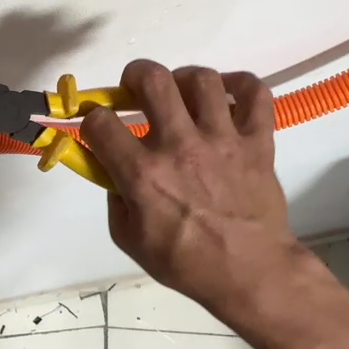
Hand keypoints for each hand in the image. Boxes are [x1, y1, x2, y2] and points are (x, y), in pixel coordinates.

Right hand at [79, 61, 315, 323]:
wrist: (249, 272)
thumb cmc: (183, 262)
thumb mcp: (128, 238)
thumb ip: (116, 198)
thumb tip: (115, 172)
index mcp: (141, 173)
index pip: (101, 122)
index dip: (91, 119)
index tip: (96, 126)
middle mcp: (179, 145)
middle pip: (152, 80)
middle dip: (134, 76)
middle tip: (134, 89)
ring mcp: (222, 139)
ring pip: (201, 79)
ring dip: (182, 78)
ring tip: (180, 92)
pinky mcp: (258, 141)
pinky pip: (255, 93)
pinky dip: (240, 85)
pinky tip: (226, 95)